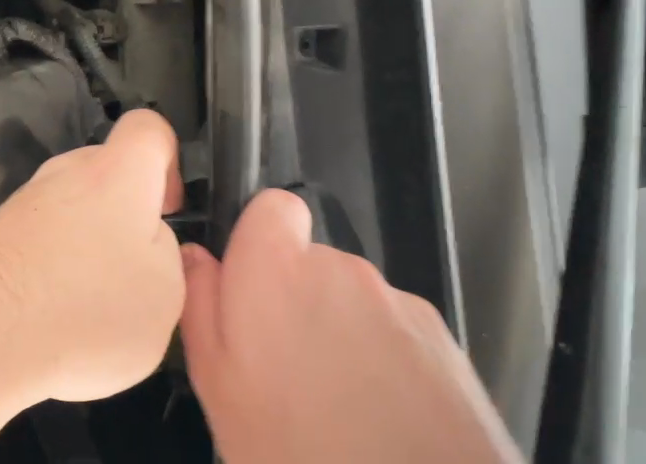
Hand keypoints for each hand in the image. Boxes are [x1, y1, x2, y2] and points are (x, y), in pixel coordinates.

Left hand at [0, 108, 186, 404]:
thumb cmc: (87, 313)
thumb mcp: (166, 294)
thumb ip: (166, 248)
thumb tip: (146, 235)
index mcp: (114, 175)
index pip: (148, 127)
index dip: (169, 160)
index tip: (170, 206)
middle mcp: (64, 172)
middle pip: (110, 169)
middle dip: (129, 209)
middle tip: (138, 267)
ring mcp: (26, 198)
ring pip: (76, 202)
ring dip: (92, 238)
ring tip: (96, 297)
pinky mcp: (0, 229)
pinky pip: (45, 230)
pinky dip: (58, 257)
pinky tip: (60, 304)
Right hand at [179, 189, 521, 462]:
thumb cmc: (296, 448)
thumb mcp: (215, 381)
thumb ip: (199, 301)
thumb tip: (198, 258)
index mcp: (277, 269)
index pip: (273, 206)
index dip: (261, 239)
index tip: (252, 285)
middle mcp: (342, 270)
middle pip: (311, 261)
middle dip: (297, 297)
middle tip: (285, 365)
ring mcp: (400, 306)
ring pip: (353, 300)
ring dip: (341, 330)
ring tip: (336, 402)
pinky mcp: (447, 345)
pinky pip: (398, 333)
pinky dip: (387, 361)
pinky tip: (380, 417)